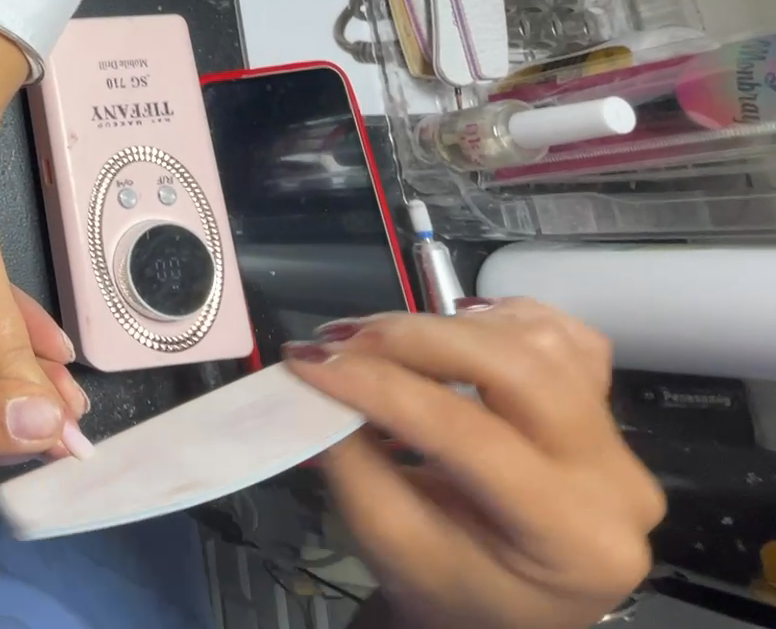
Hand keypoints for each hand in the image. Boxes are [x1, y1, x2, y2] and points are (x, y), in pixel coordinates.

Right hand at [285, 299, 663, 628]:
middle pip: (517, 368)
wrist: (500, 605)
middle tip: (335, 341)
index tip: (300, 360)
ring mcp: (617, 441)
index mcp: (569, 535)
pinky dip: (497, 317)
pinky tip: (448, 325)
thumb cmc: (440, 579)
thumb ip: (349, 454)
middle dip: (409, 338)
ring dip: (440, 324)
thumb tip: (314, 381)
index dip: (373, 384)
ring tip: (373, 339)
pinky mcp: (599, 409)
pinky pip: (561, 336)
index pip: (464, 432)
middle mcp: (613, 482)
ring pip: (537, 340)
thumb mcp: (383, 533)